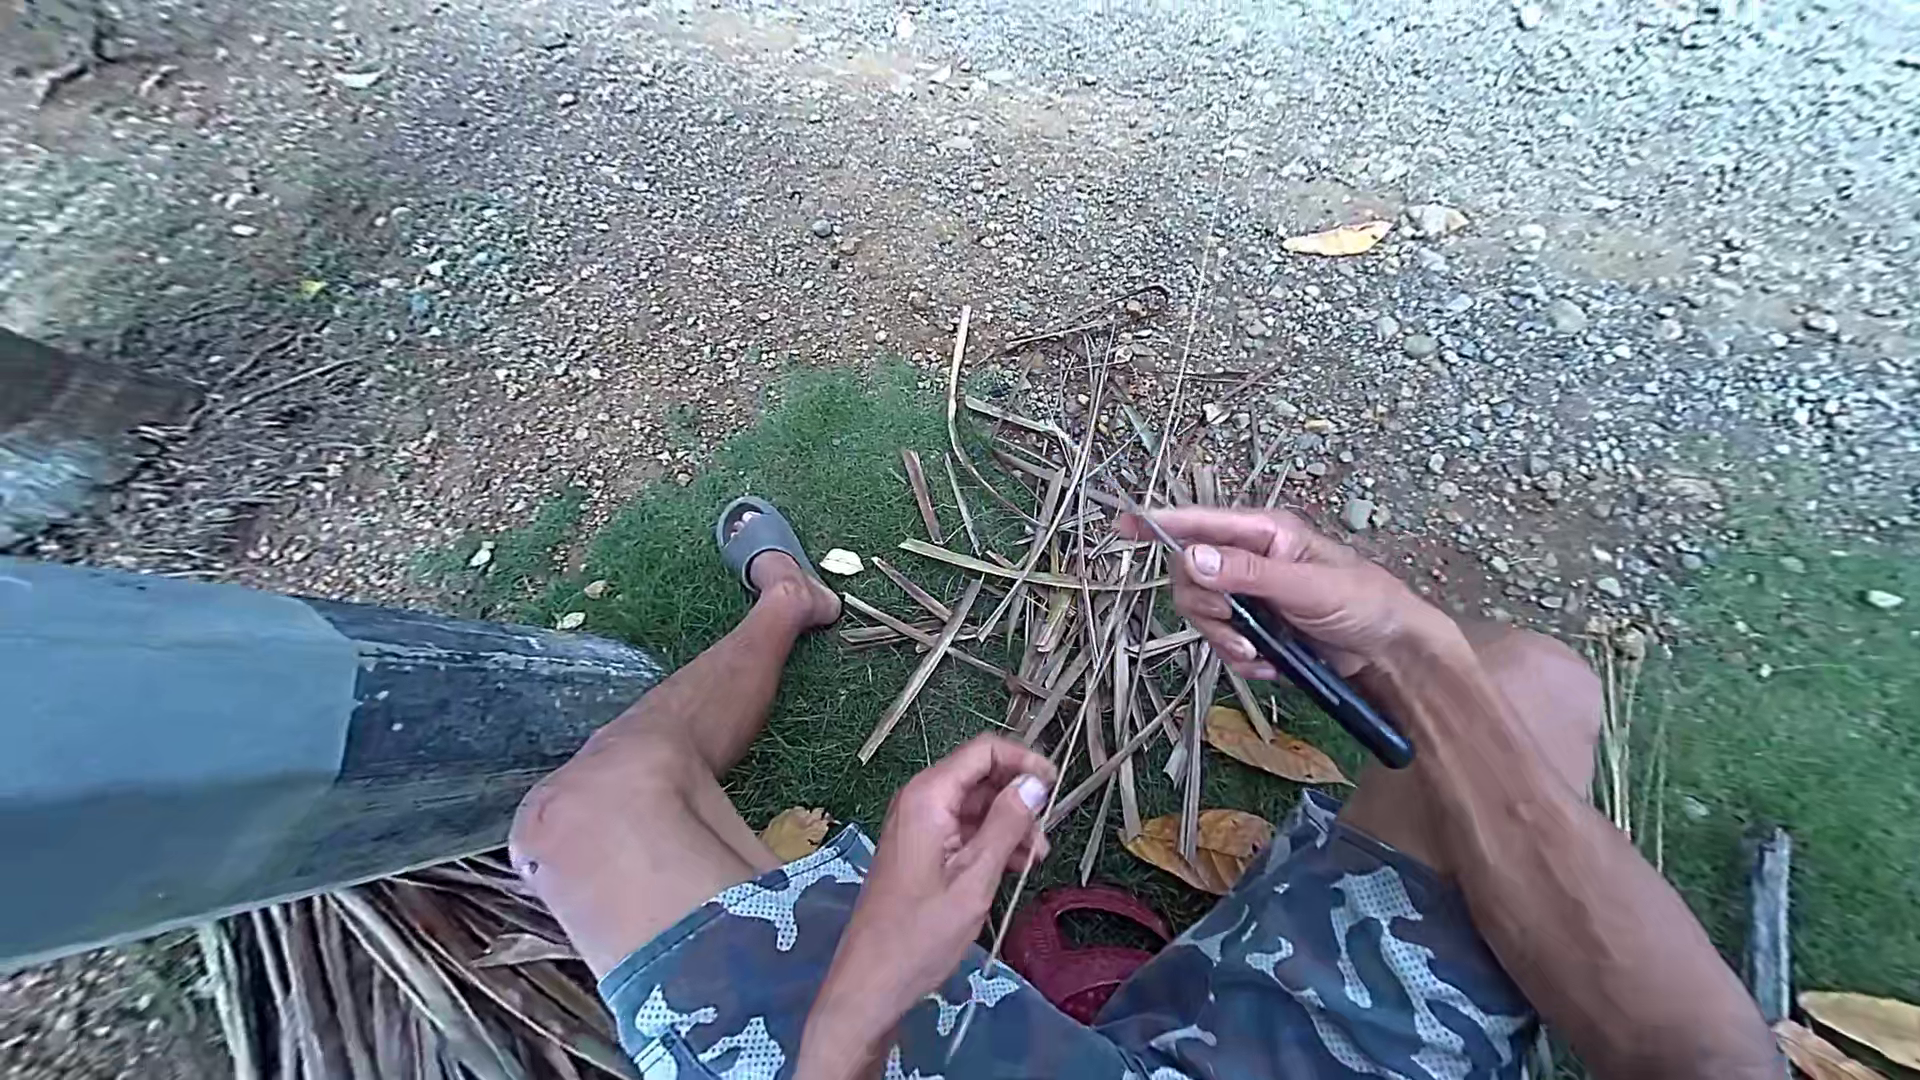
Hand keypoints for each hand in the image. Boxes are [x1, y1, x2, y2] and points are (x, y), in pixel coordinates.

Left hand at [795, 735, 1054, 1078]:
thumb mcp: (974, 878)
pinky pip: (962, 826)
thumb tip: (1035, 782)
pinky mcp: (921, 843)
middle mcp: (921, 797)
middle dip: (1017, 798)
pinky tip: (1013, 866)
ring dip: (1008, 824)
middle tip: (1046, 836)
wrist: (869, 985)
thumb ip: (1006, 824)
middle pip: (980, 776)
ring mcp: (919, 820)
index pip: (983, 750)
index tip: (1055, 782)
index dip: (1023, 760)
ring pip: (975, 803)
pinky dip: (990, 840)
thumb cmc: (920, 934)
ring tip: (1035, 860)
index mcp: (929, 794)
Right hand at [1118, 506, 1450, 681]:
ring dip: (1221, 634)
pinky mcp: (1248, 625)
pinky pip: (1218, 638)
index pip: (1199, 522)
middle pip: (1188, 573)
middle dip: (1204, 602)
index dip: (1160, 523)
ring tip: (1255, 650)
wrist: (1388, 654)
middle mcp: (1244, 559)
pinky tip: (1266, 661)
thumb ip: (1248, 572)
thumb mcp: (1308, 584)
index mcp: (1261, 533)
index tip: (1124, 526)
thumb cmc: (1362, 602)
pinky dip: (1236, 654)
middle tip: (1232, 620)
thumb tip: (1191, 557)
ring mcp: (1244, 594)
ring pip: (1198, 609)